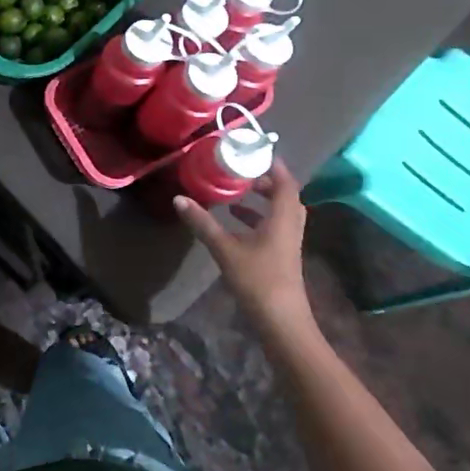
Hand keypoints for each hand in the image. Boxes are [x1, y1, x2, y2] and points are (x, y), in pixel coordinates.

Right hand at [174, 160, 310, 325]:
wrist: (280, 317)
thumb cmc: (256, 278)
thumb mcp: (224, 249)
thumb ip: (202, 223)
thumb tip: (179, 199)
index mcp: (282, 219)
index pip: (285, 184)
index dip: (274, 167)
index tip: (256, 152)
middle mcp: (290, 226)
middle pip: (286, 196)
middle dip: (267, 182)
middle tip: (243, 171)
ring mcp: (287, 242)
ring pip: (280, 212)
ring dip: (263, 200)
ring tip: (238, 192)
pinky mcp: (281, 254)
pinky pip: (273, 226)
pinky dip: (258, 218)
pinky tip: (236, 221)